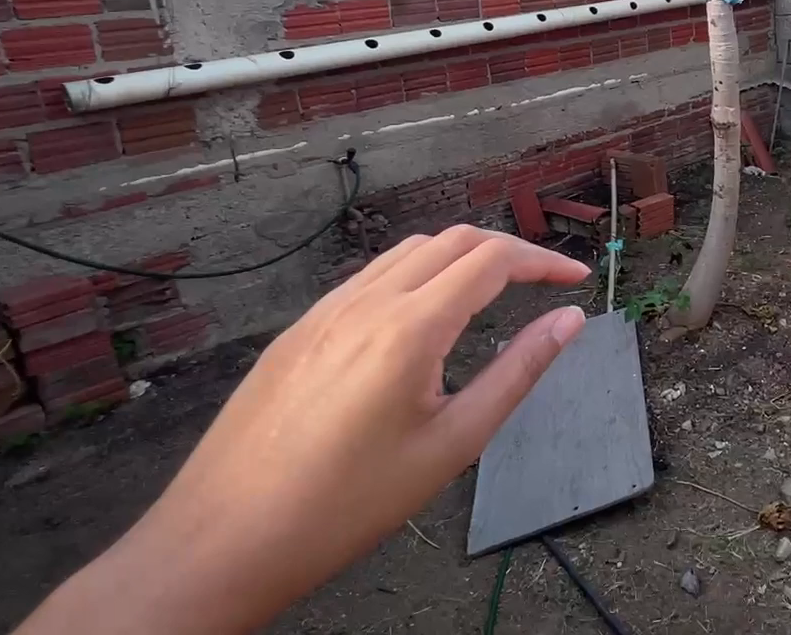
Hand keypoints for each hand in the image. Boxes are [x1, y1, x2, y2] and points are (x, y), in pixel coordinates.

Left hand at [19, 226, 589, 634]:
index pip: (494, 260)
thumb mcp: (453, 444)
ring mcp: (324, 311)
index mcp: (410, 327)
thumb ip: (519, 371)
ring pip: (412, 250)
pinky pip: (373, 275)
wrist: (213, 549)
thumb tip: (570, 320)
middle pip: (456, 240)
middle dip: (511, 251)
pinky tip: (425, 314)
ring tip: (495, 290)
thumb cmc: (347, 505)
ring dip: (465, 255)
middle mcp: (366, 302)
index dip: (545, 262)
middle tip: (545, 283)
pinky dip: (420, 271)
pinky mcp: (298, 330)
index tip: (577, 280)